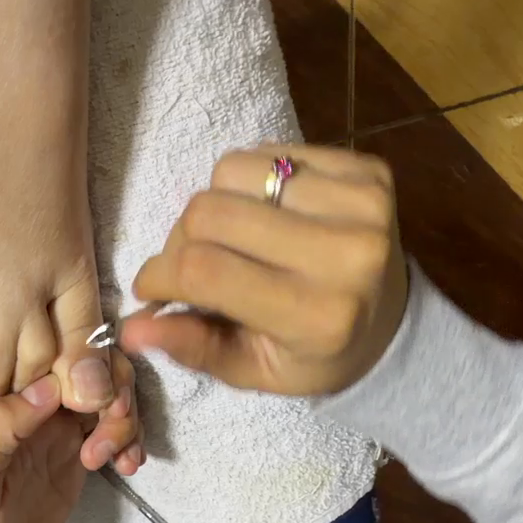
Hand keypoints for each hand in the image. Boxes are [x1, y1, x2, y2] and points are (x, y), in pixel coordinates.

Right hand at [0, 0, 120, 418]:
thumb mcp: (57, 171)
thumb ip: (49, 232)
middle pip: (19, 366)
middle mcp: (19, 285)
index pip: (72, 343)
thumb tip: (34, 268)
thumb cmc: (12, 87)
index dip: (57, 371)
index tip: (42, 378)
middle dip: (4, 385)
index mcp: (65, 256)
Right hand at [120, 146, 409, 396]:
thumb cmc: (313, 357)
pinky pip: (271, 152)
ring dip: (215, 207)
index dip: (161, 274)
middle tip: (187, 268)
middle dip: (180, 242)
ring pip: (233, 171)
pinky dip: (251, 185)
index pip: (207, 271)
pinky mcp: (367, 169)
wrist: (391, 323)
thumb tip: (130, 329)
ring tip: (231, 241)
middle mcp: (348, 254)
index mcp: (319, 317)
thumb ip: (194, 347)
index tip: (149, 288)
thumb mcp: (253, 370)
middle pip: (211, 214)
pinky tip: (265, 218)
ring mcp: (363, 203)